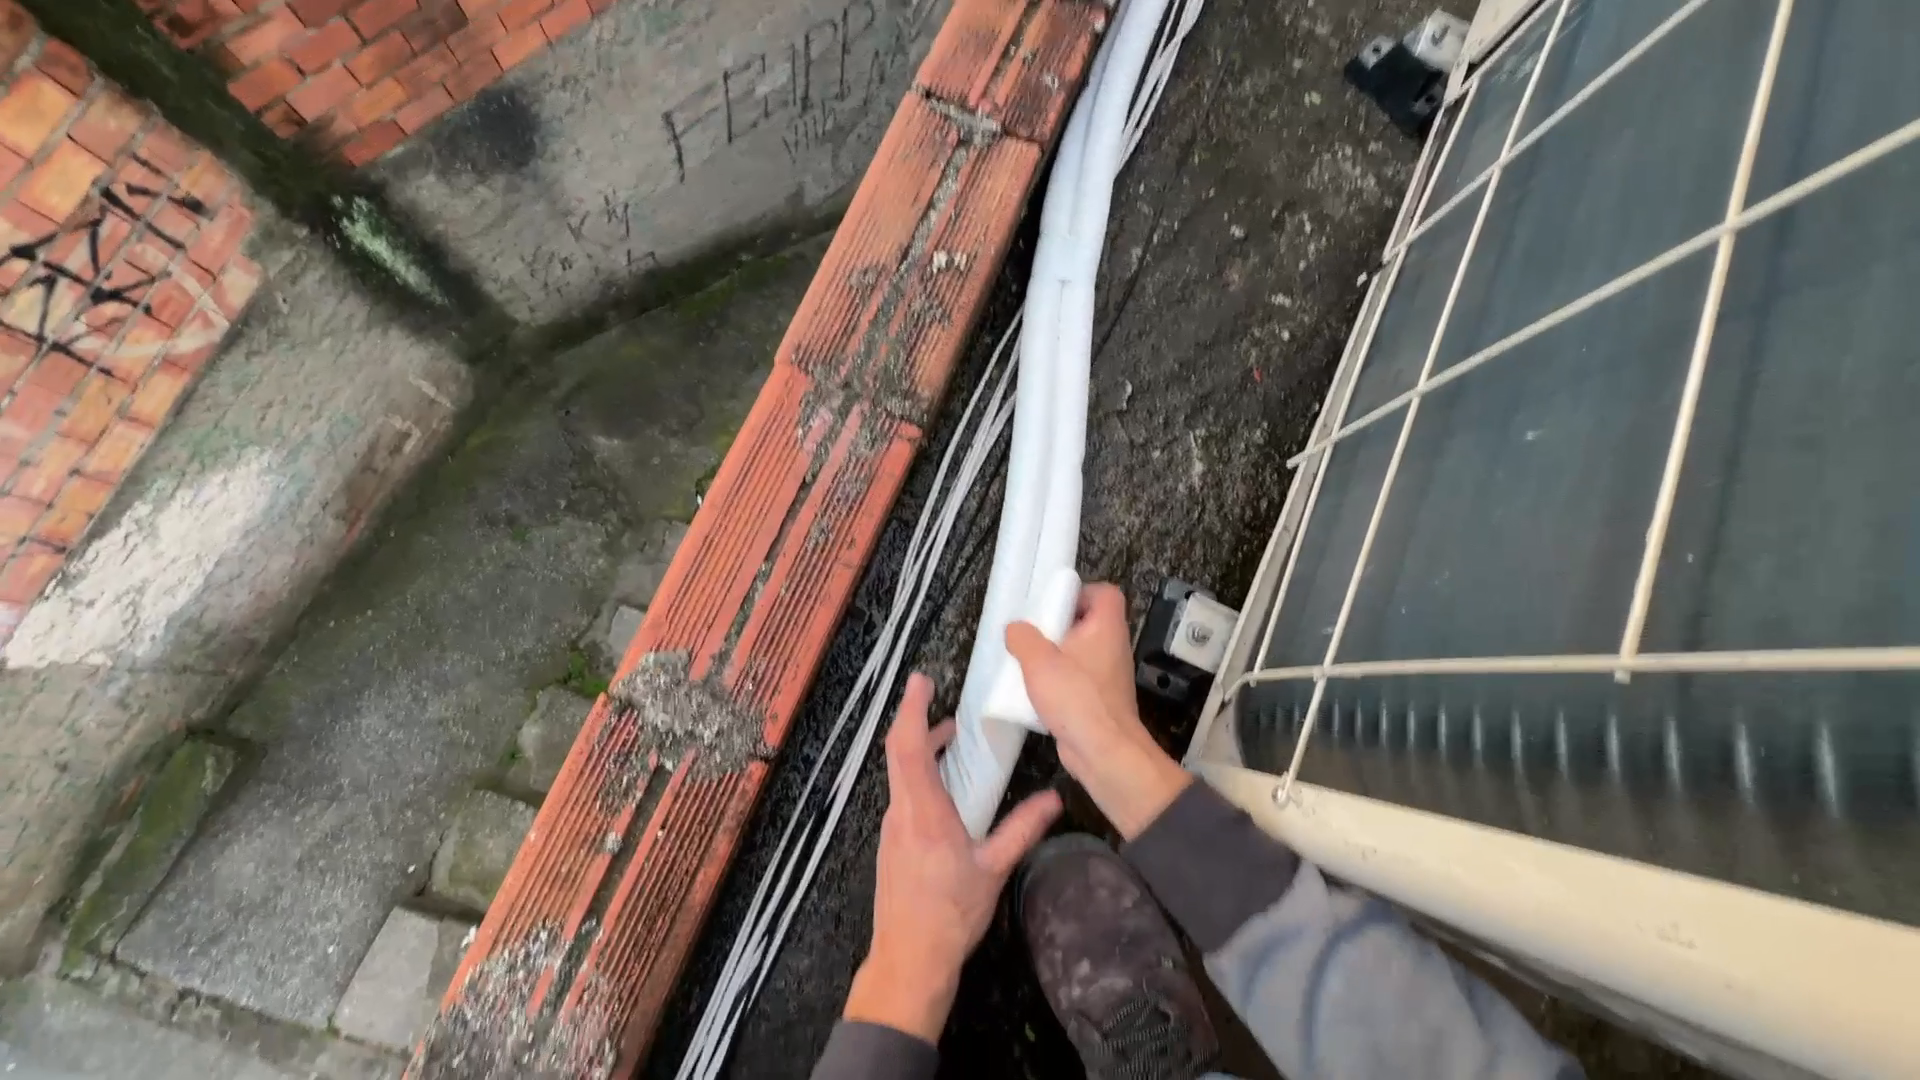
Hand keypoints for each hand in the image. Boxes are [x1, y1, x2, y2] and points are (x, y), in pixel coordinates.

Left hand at [845, 673, 1062, 1041]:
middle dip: (914, 717)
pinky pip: (902, 793)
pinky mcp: (891, 841)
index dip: (912, 709)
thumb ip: (1023, 829)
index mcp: (924, 812)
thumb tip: (1055, 798)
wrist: (908, 961)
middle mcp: (900, 812)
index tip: (921, 680)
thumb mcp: (994, 870)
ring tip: (948, 736)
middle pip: (898, 751)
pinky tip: (942, 784)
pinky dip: (918, 772)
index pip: (909, 747)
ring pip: (899, 772)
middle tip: (933, 693)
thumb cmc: (951, 915)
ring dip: (918, 747)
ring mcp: (891, 827)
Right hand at [1006, 583, 1191, 839]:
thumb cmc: (1076, 698)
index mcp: (1106, 627)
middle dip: (1058, 626)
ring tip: (1028, 664)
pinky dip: (1059, 682)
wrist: (1104, 752)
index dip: (1080, 592)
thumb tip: (1015, 629)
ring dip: (1055, 656)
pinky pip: (1078, 679)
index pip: (1105, 593)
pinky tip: (1036, 693)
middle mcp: (1113, 647)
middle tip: (1033, 634)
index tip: (1053, 604)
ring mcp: (1108, 675)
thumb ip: (1022, 638)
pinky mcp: (1100, 699)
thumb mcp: (1038, 661)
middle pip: (1088, 622)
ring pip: (1080, 653)